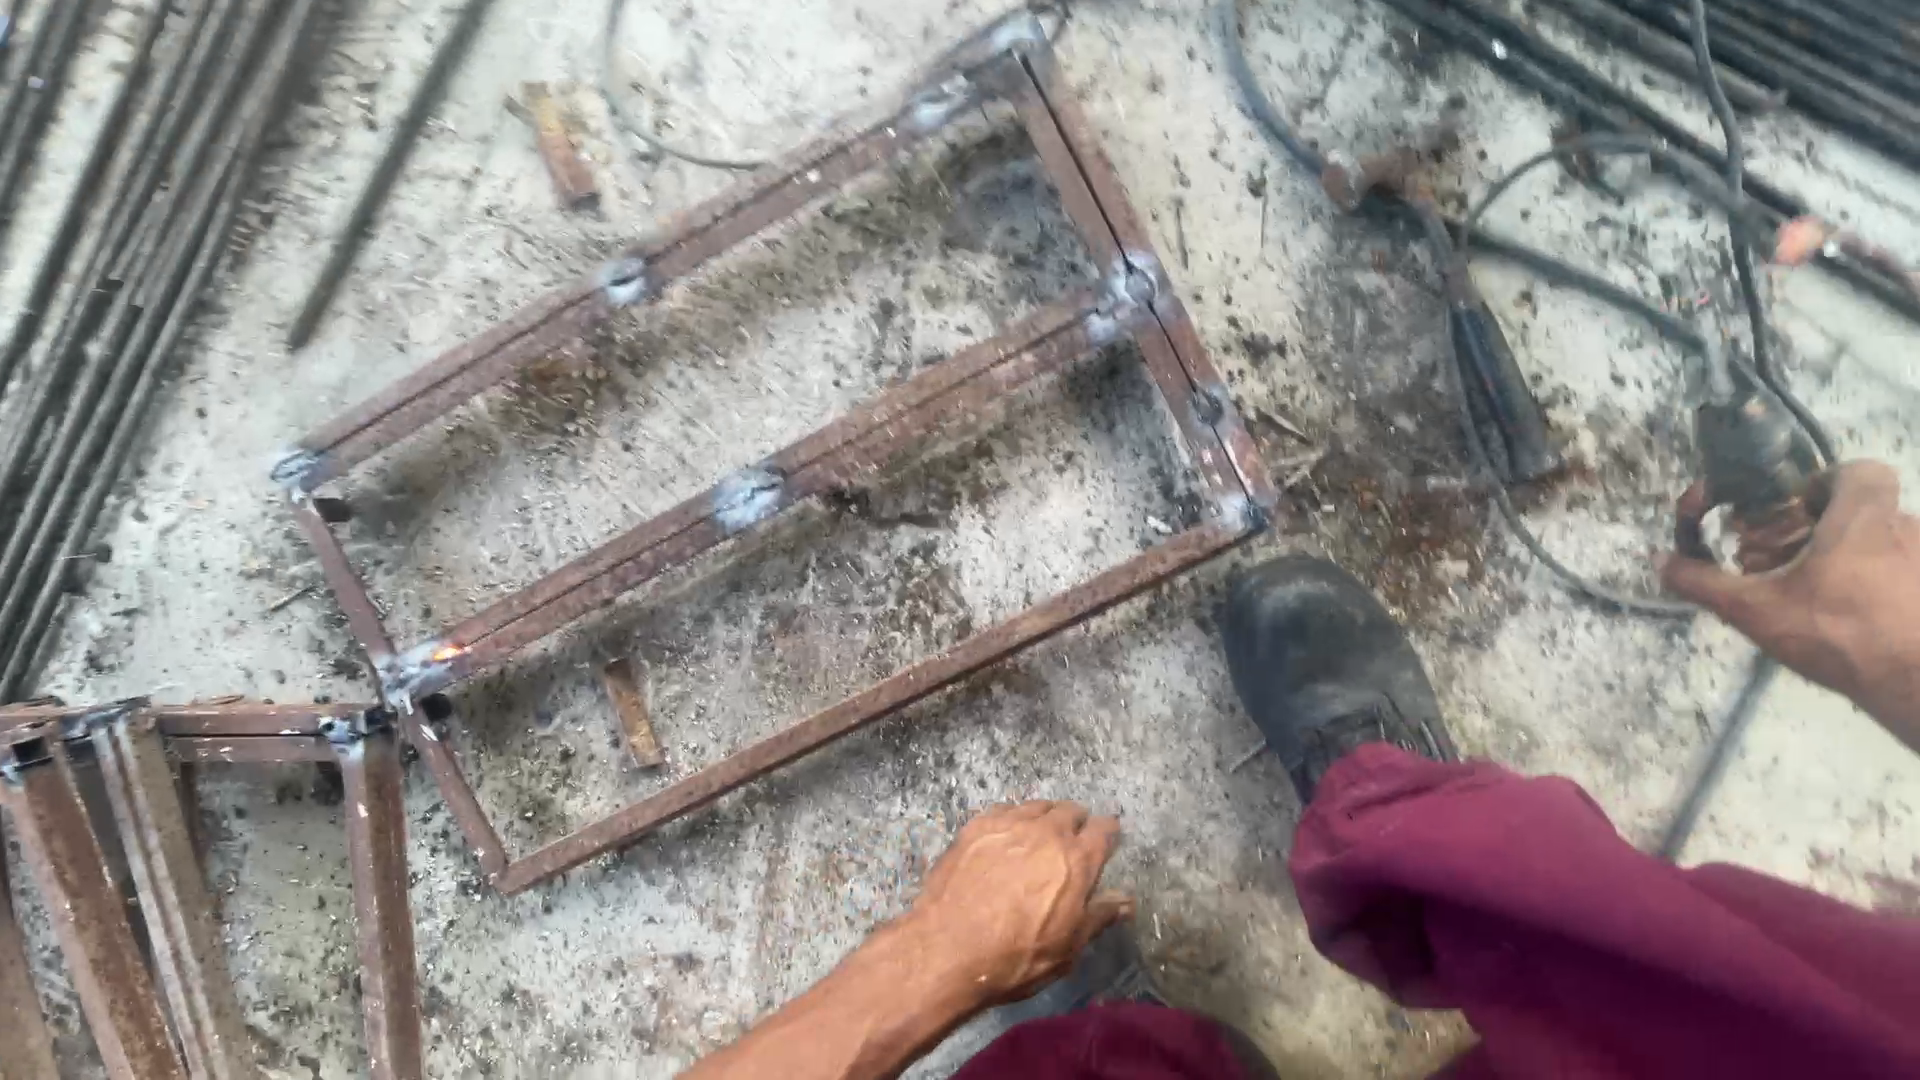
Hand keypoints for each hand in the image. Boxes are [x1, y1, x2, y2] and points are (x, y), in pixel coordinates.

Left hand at [901, 801, 1131, 1005]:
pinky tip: (1007, 834)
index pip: (1103, 831)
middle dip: (1076, 821)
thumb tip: (1126, 900)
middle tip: (1072, 837)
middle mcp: (1046, 832)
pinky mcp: (977, 824)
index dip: (1109, 832)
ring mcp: (1010, 824)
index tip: (1109, 836)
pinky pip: (1004, 809)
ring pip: (1037, 806)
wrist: (948, 946)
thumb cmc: (1016, 957)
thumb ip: (1098, 917)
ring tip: (1041, 832)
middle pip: (1070, 811)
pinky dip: (1013, 818)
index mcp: (1076, 861)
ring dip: (1045, 816)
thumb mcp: (1067, 949)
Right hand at [1662, 461, 1919, 748]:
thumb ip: (1700, 580)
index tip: (1790, 511)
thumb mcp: (1750, 609)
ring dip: (1839, 554)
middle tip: (1778, 559)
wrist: (1917, 686)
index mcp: (1861, 524)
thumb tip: (1659, 560)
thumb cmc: (1835, 635)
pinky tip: (1844, 611)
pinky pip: (1899, 567)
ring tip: (1806, 589)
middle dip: (1813, 528)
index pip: (1859, 471)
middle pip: (1858, 510)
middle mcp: (1908, 532)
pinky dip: (1868, 577)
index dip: (1824, 482)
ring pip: (1879, 540)